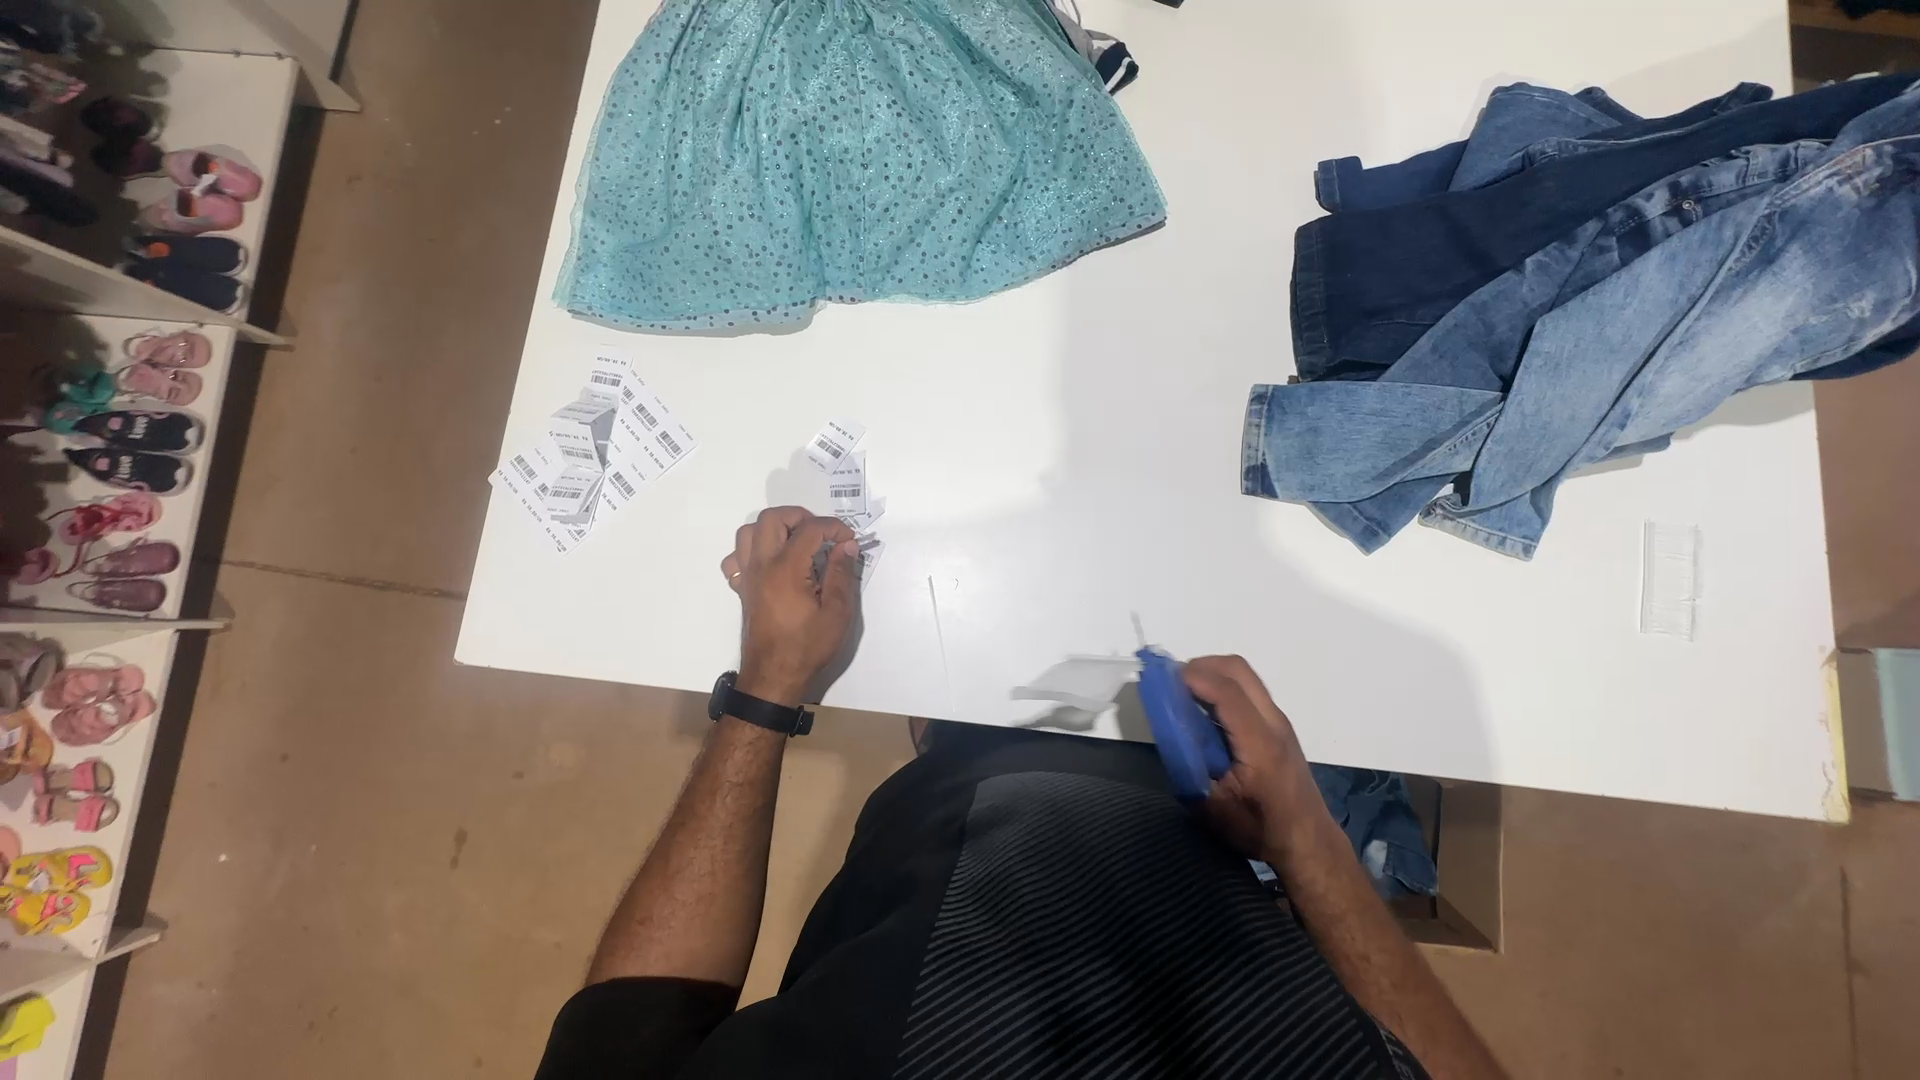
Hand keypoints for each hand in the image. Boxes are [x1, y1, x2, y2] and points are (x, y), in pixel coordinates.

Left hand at [719, 507, 860, 705]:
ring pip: (749, 532)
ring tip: (797, 542)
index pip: (810, 529)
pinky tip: (772, 563)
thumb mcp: (837, 613)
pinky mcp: (742, 590)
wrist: (773, 677)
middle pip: (772, 518)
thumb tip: (846, 545)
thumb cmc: (807, 648)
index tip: (849, 541)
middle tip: (821, 534)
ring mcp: (748, 577)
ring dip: (774, 528)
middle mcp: (762, 566)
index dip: (834, 528)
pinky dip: (753, 551)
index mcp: (787, 569)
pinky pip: (737, 558)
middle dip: (800, 516)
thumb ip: (841, 574)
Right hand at [1183, 655, 1330, 861]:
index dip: (1192, 678)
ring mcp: (1279, 721)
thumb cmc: (1260, 829)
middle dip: (1200, 666)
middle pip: (1237, 669)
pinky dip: (1222, 687)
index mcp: (1260, 744)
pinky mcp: (1279, 726)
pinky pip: (1248, 690)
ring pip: (1244, 675)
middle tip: (1171, 684)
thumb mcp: (1212, 807)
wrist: (1308, 843)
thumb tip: (1167, 734)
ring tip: (1184, 695)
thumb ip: (1188, 768)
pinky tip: (1205, 711)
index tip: (1161, 680)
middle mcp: (1274, 723)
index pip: (1226, 692)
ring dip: (1212, 674)